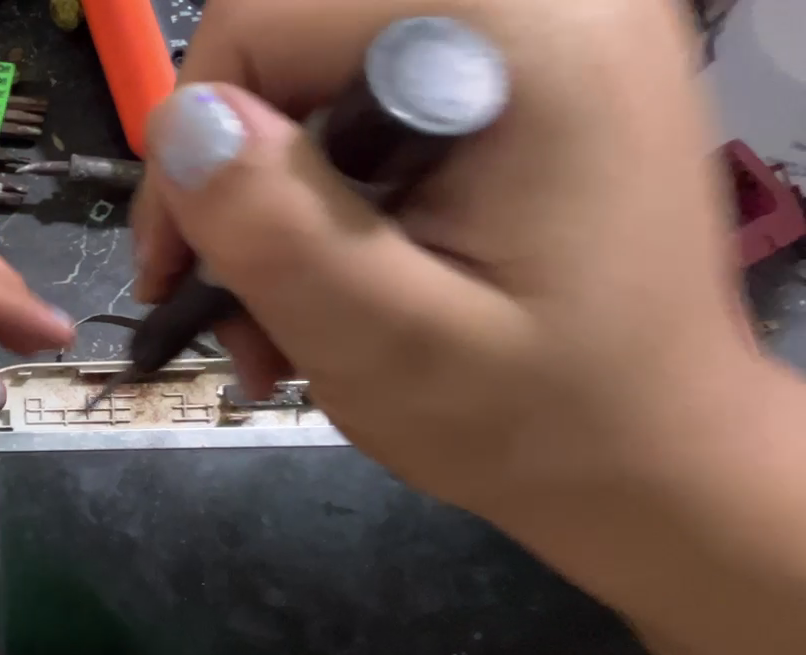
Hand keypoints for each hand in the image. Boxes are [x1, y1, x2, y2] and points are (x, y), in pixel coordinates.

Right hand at [131, 0, 776, 535]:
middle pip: (282, 47)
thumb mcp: (383, 341)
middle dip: (221, 183)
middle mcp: (536, 3)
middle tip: (216, 301)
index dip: (189, 140)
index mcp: (520, 36)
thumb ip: (280, 231)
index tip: (173, 265)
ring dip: (256, 211)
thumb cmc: (525, 415)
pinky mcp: (503, 88)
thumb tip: (181, 128)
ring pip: (301, 90)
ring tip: (264, 324)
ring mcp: (524, 40)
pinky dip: (301, 210)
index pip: (267, 18)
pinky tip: (310, 291)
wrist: (640, 450)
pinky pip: (346, 121)